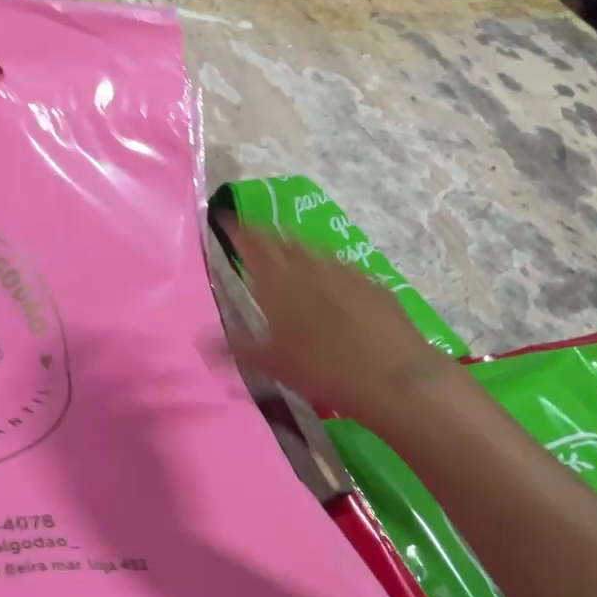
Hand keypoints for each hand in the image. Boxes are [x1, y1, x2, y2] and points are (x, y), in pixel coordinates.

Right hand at [223, 219, 457, 434]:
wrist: (395, 377)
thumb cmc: (322, 369)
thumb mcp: (271, 364)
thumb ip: (236, 346)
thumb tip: (202, 339)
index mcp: (278, 280)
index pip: (252, 242)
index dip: (237, 228)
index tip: (225, 219)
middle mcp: (309, 266)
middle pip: (284, 239)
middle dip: (267, 235)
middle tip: (256, 239)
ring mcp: (345, 271)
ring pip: (314, 250)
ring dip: (298, 250)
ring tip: (291, 258)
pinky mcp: (374, 283)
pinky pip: (343, 268)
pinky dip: (329, 270)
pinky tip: (332, 287)